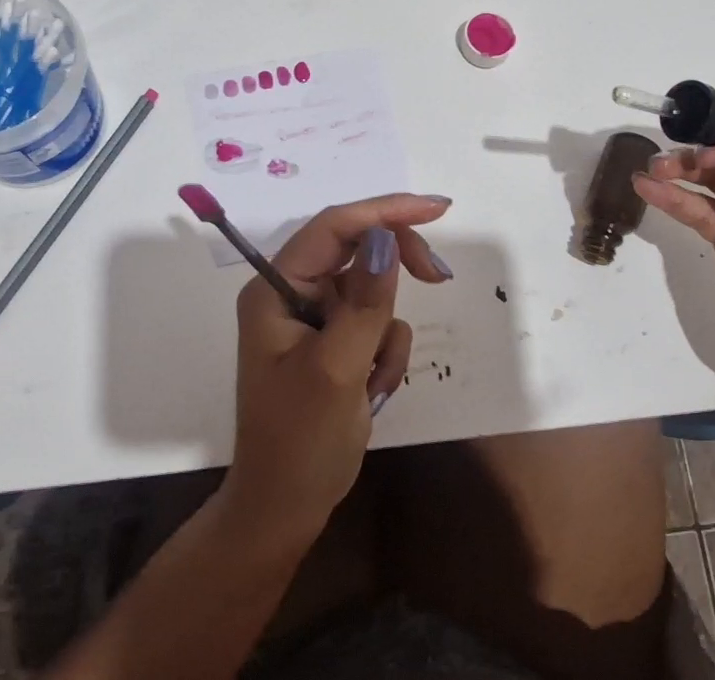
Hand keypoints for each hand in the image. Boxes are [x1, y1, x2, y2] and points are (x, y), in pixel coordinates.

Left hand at [223, 193, 453, 543]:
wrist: (285, 505)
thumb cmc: (299, 440)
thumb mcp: (336, 369)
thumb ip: (364, 301)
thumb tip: (385, 238)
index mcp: (275, 289)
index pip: (334, 227)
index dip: (385, 211)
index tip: (438, 209)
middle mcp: (290, 293)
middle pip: (357, 251)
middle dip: (396, 271)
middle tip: (440, 280)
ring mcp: (312, 320)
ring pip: (374, 292)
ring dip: (387, 335)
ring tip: (373, 384)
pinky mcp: (333, 344)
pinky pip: (376, 326)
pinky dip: (385, 355)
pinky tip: (371, 395)